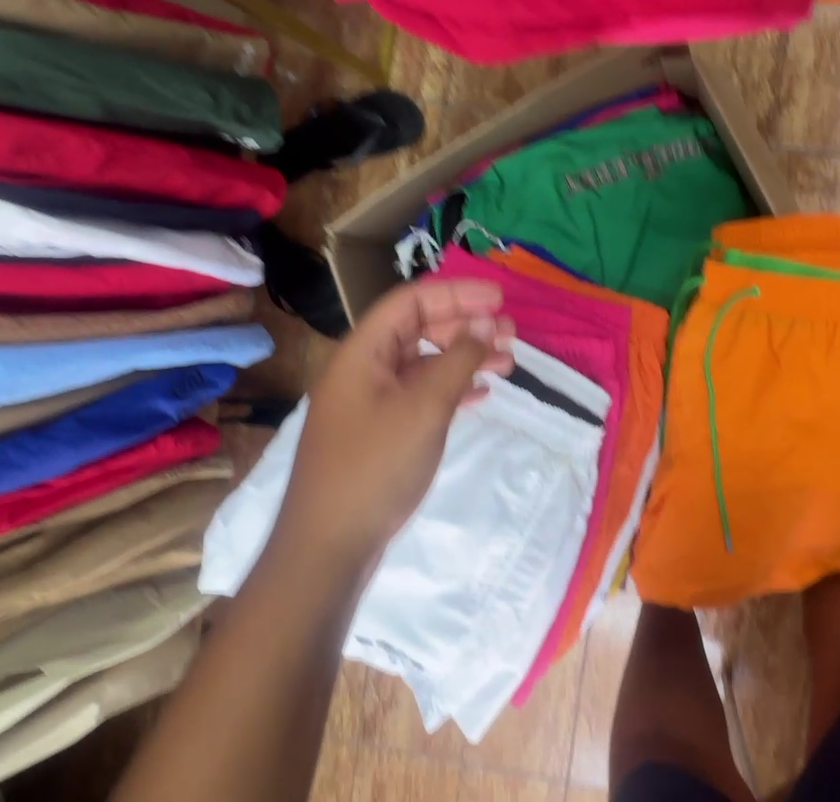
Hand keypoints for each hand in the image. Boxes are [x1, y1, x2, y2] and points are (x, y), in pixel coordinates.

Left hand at [278, 280, 514, 560]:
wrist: (328, 546)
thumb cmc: (374, 467)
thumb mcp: (424, 408)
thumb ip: (458, 360)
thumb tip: (487, 325)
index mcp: (362, 353)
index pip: (411, 302)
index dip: (457, 294)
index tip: (501, 300)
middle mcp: (363, 370)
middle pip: (418, 329)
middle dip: (466, 325)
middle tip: (511, 333)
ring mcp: (370, 403)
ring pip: (423, 363)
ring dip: (464, 357)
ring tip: (507, 364)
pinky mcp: (379, 433)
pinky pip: (420, 394)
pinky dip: (452, 388)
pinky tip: (480, 395)